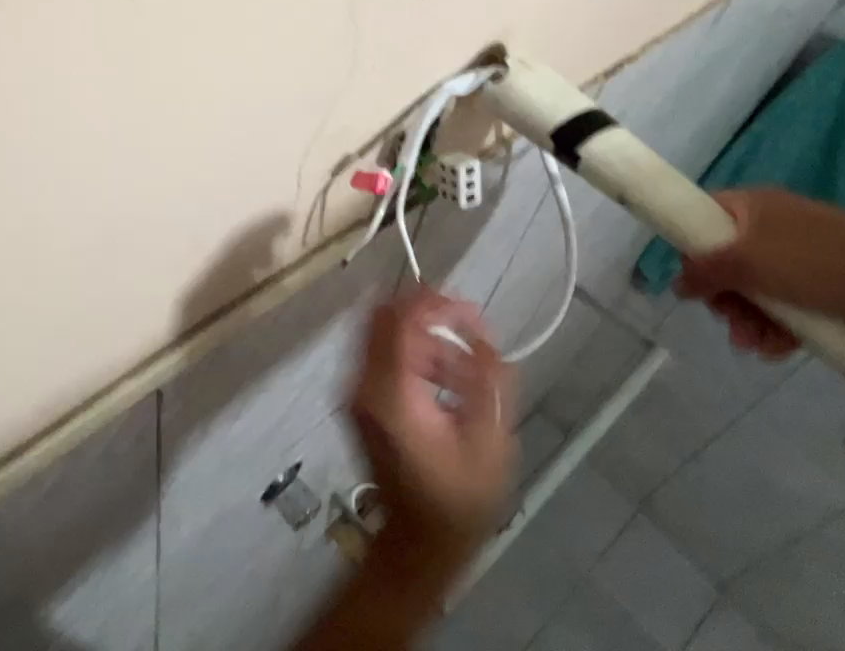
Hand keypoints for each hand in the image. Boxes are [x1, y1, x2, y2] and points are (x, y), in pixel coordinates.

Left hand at [349, 288, 513, 569]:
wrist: (419, 542)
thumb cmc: (458, 499)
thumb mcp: (489, 440)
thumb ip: (486, 379)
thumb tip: (480, 333)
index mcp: (389, 392)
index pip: (396, 319)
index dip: (432, 302)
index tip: (469, 312)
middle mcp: (362, 385)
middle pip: (381, 317)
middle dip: (425, 314)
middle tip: (467, 329)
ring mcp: (355, 394)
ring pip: (381, 335)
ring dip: (423, 339)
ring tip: (465, 369)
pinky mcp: (361, 402)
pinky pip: (381, 358)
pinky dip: (413, 356)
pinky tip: (448, 384)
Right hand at [679, 187, 844, 358]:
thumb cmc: (821, 263)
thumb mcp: (749, 263)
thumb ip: (704, 272)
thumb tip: (677, 284)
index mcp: (751, 207)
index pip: (700, 219)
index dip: (690, 250)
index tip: (695, 283)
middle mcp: (771, 226)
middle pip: (725, 262)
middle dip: (725, 300)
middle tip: (731, 323)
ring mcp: (799, 255)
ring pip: (755, 290)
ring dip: (749, 321)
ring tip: (757, 346)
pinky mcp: (823, 284)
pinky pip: (785, 304)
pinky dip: (777, 327)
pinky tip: (779, 348)